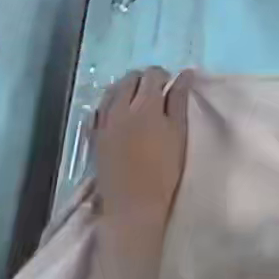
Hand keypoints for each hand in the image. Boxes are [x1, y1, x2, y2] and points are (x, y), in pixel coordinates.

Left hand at [91, 68, 189, 255]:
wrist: (134, 204)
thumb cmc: (165, 168)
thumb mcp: (179, 131)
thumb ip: (180, 100)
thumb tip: (184, 74)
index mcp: (146, 105)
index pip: (152, 75)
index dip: (163, 76)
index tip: (171, 86)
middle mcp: (120, 108)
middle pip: (130, 79)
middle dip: (144, 80)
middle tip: (157, 94)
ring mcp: (104, 122)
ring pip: (112, 92)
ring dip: (126, 90)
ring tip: (139, 104)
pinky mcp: (95, 137)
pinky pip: (99, 109)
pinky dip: (111, 105)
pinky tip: (121, 114)